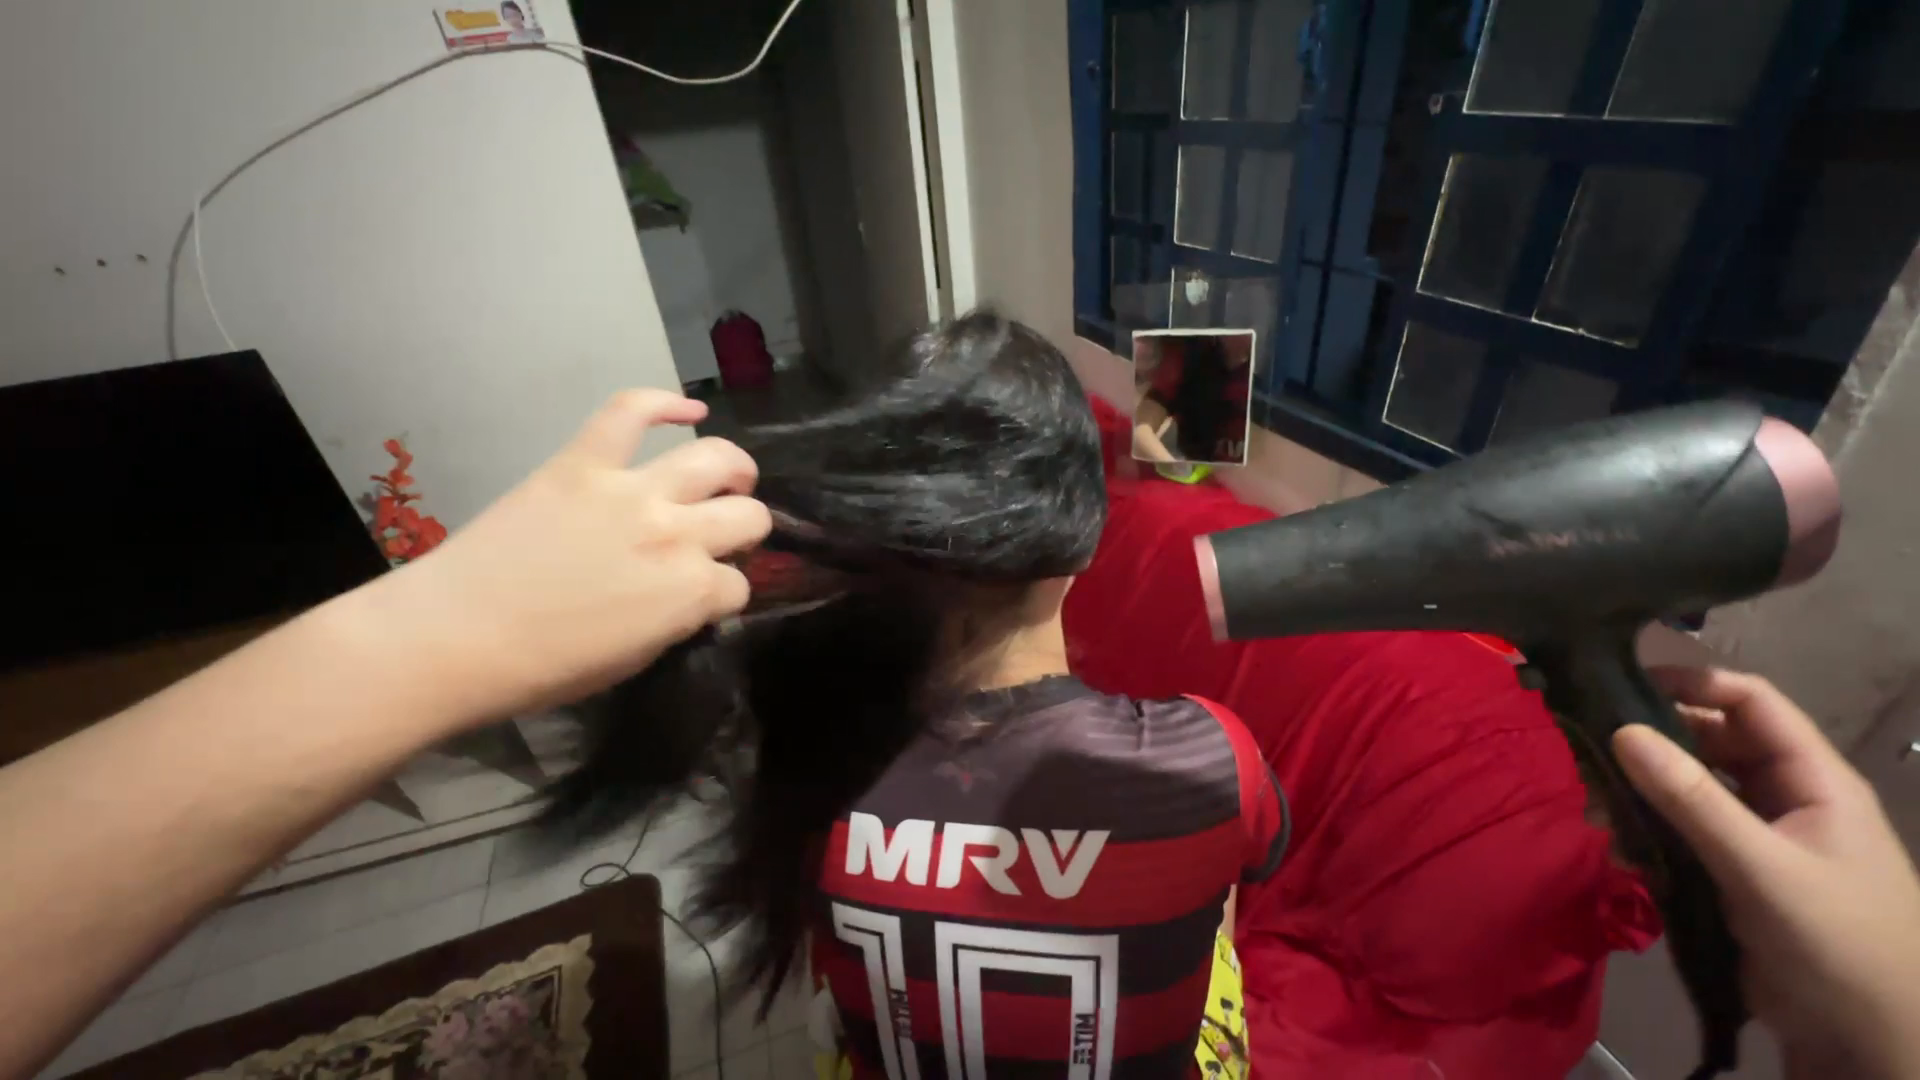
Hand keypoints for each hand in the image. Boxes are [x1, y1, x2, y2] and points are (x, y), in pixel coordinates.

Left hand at [366, 390, 771, 724]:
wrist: (451, 639)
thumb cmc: (544, 668)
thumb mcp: (636, 658)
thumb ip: (677, 618)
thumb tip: (690, 594)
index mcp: (691, 592)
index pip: (738, 584)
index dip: (726, 593)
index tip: (706, 598)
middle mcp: (676, 534)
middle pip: (747, 516)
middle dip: (746, 530)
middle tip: (724, 536)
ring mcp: (631, 490)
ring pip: (714, 459)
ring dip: (735, 469)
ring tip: (732, 477)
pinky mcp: (584, 462)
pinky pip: (630, 412)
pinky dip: (664, 403)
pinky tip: (690, 409)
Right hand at [1613, 668, 1919, 1078]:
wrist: (1871, 1044)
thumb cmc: (1837, 943)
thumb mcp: (1760, 868)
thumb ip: (1691, 798)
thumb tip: (1619, 731)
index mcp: (1813, 781)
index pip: (1751, 701)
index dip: (1691, 682)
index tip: (1619, 686)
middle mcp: (1783, 794)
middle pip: (1706, 738)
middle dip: (1646, 741)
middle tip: (1586, 753)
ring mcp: (1756, 831)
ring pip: (1683, 782)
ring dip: (1634, 790)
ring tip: (1597, 811)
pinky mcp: (1729, 864)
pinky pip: (1675, 825)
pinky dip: (1641, 827)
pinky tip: (1617, 848)